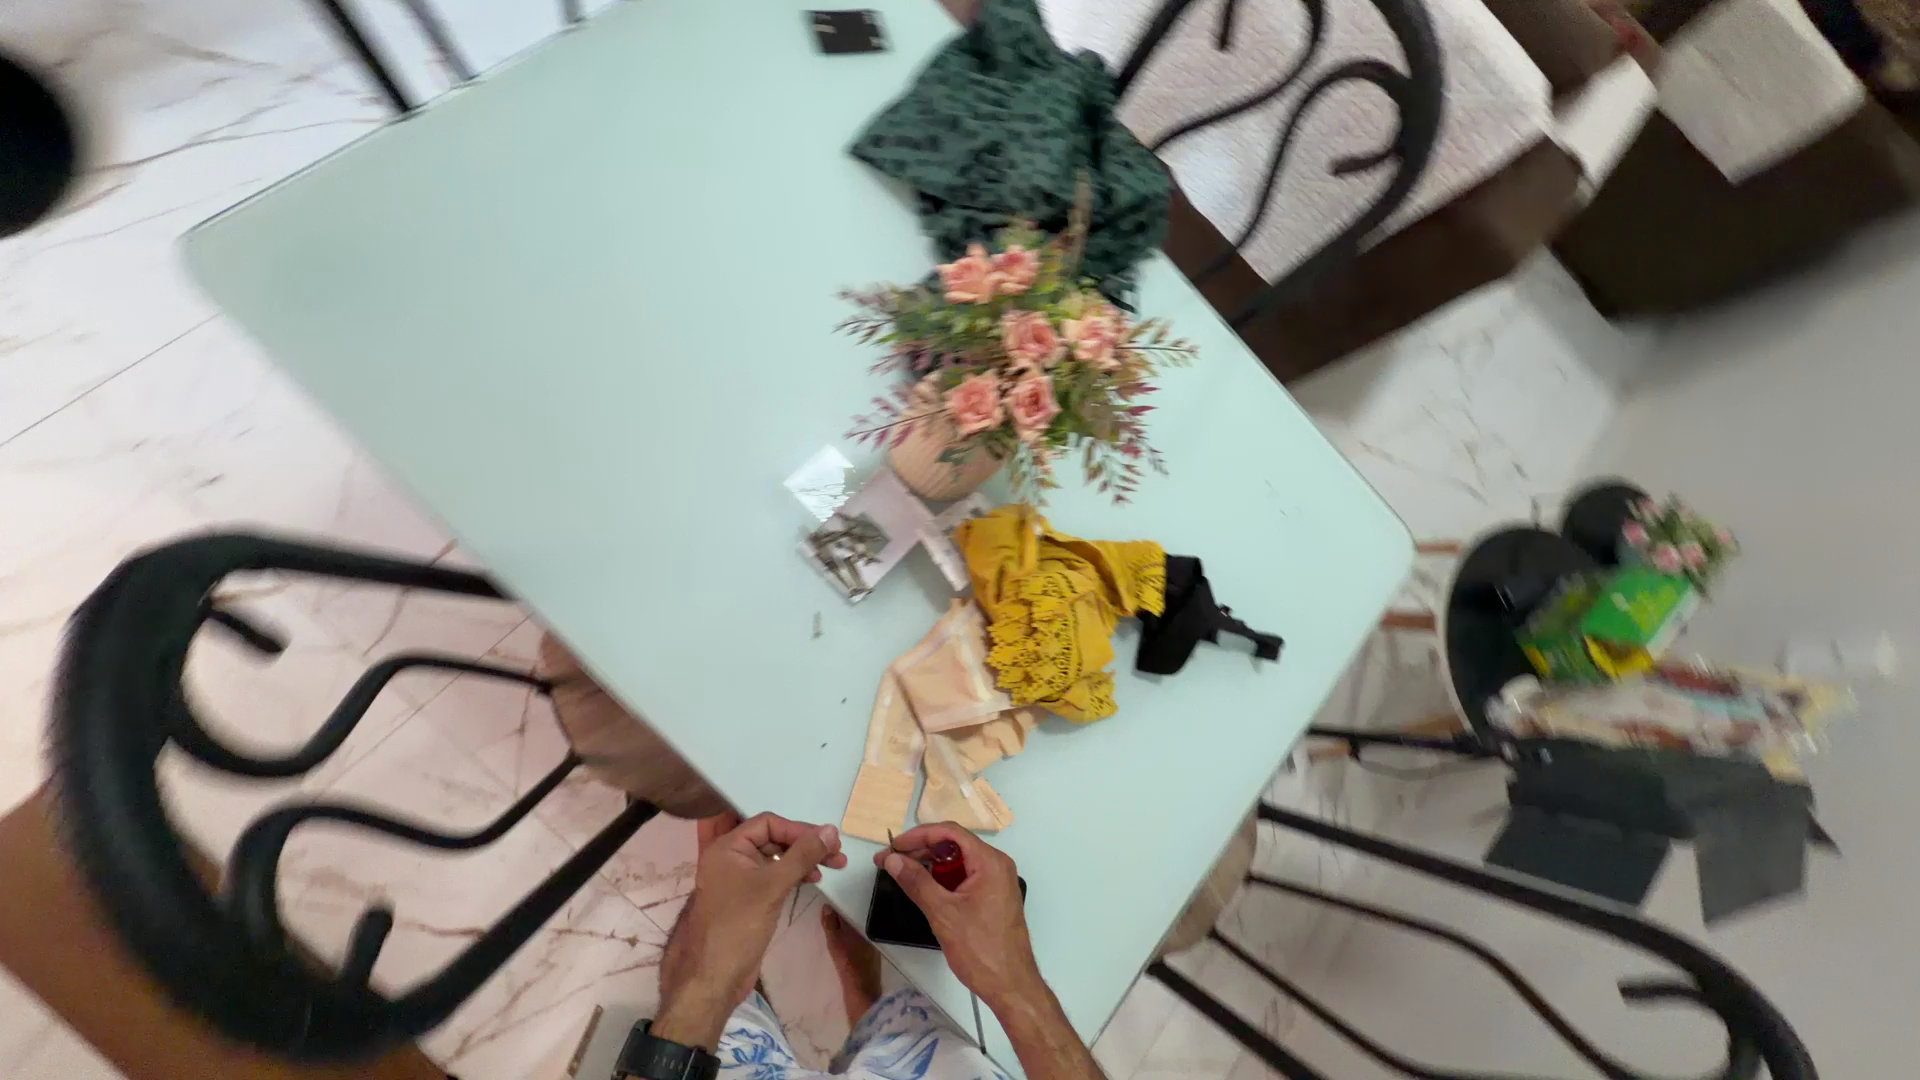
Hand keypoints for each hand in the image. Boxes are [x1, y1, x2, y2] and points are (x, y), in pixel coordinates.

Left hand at [655, 813, 847, 1047]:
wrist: (714, 980)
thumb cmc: (738, 926)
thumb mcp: (773, 886)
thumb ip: (803, 855)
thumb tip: (831, 830)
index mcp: (728, 848)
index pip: (768, 823)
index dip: (798, 829)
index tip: (826, 840)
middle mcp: (731, 858)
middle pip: (775, 839)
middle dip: (805, 845)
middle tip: (836, 853)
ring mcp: (740, 879)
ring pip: (777, 858)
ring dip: (804, 860)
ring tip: (833, 866)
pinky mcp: (748, 898)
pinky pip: (775, 876)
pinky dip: (794, 874)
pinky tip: (812, 879)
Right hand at [875, 822, 1042, 1008]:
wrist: (1011, 987)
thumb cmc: (980, 949)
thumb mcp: (943, 914)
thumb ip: (917, 882)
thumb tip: (892, 858)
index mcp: (990, 861)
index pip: (950, 832)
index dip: (919, 835)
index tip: (893, 846)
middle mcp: (996, 864)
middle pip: (954, 844)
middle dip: (921, 851)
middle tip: (890, 861)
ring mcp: (995, 880)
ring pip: (957, 861)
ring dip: (930, 865)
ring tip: (901, 873)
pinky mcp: (992, 896)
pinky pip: (964, 876)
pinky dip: (942, 879)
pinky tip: (923, 887)